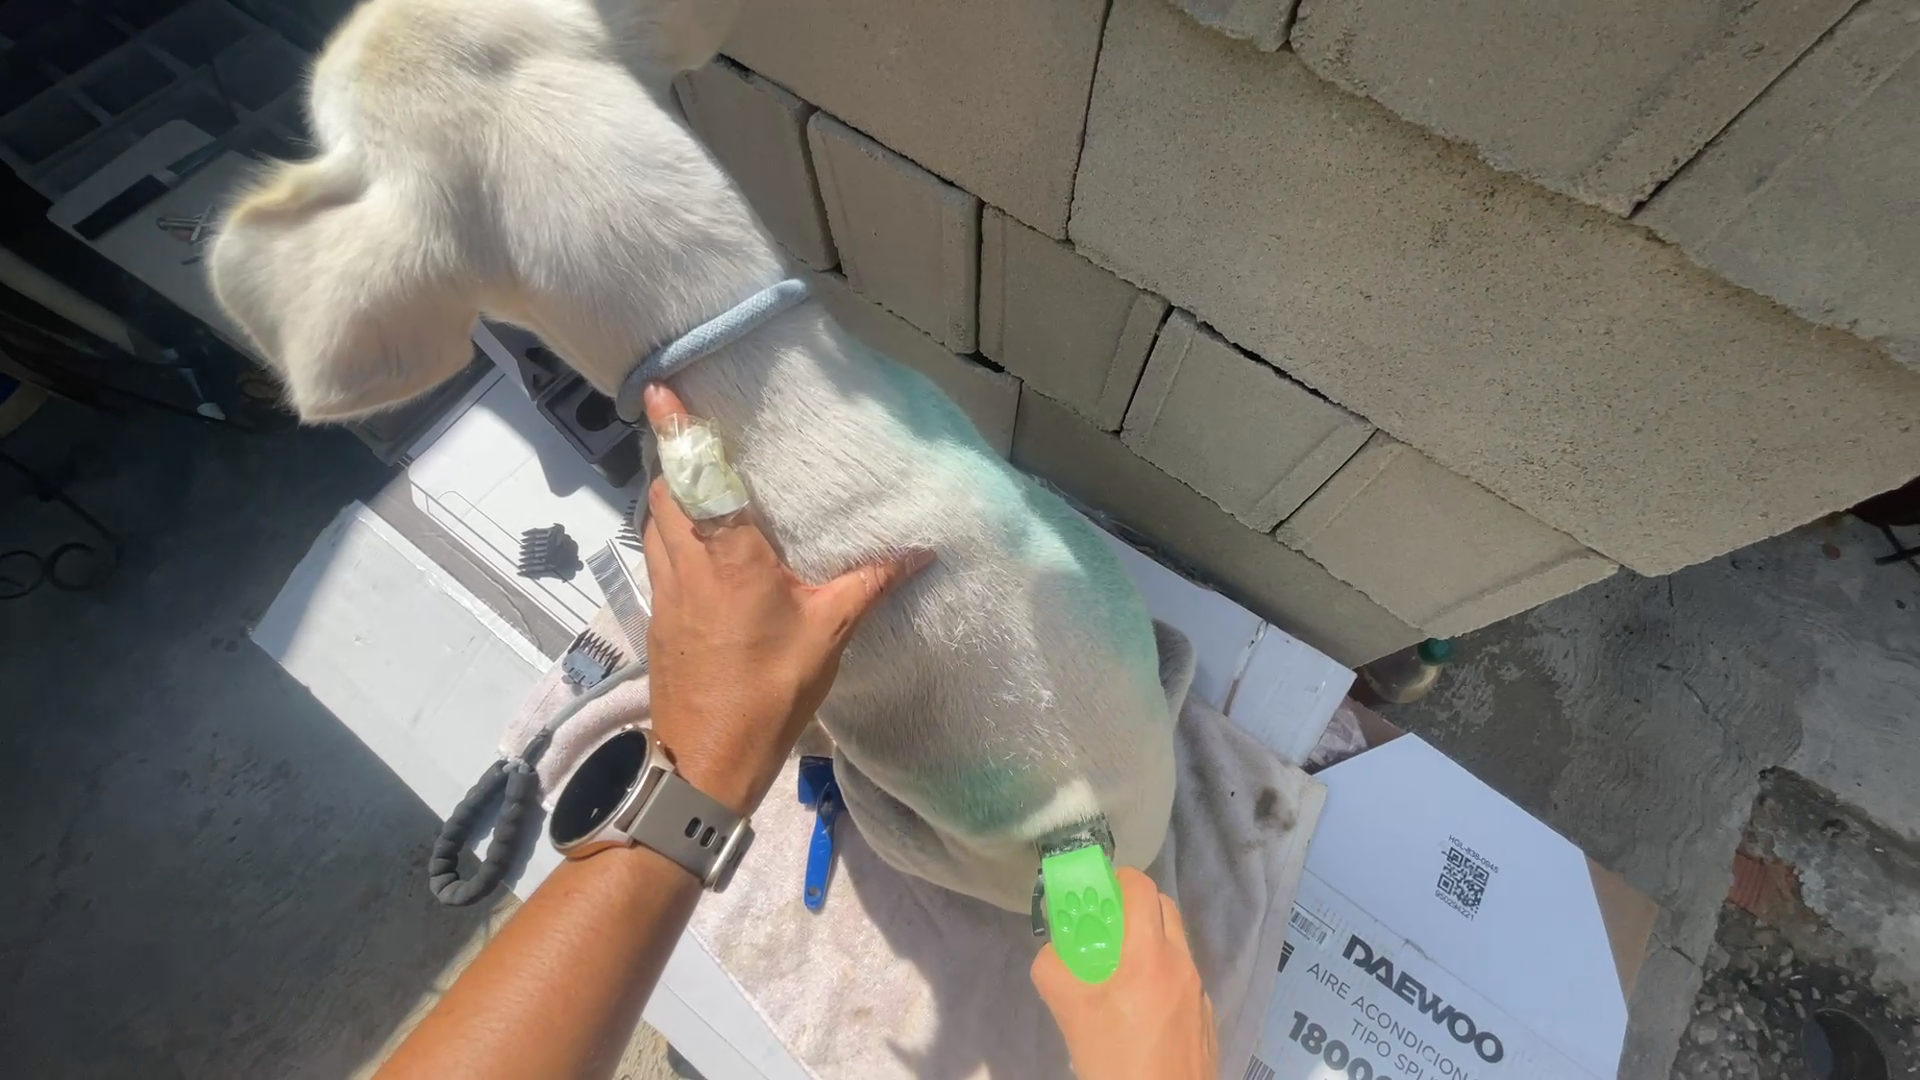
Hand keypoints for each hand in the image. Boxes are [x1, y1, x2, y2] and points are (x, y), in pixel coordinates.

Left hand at [640, 383, 932, 815]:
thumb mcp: (830, 632)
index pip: (698, 479)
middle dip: (675, 457)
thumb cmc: (771, 689)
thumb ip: (870, 583)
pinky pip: (657, 553)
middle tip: (697, 434)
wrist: (706, 759)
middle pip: (664, 491)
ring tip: (699, 480)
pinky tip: (700, 543)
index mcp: (730, 557)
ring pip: (653, 522)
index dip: (678, 431)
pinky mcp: (659, 615)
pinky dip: (669, 529)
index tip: (660, 388)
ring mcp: (665, 590)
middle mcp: (687, 562)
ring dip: (668, 493)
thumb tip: (921, 551)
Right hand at [1033, 868, 1218, 1079]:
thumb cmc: (1114, 1059)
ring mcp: (1200, 994)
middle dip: (1137, 905)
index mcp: (1149, 953)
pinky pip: (1185, 979)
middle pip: (1165, 908)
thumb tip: (1052, 951)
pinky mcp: (1209, 1022)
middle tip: (1108, 925)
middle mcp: (1181, 964)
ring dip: (1151, 941)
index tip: (1100, 890)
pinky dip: (1164, 976)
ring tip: (1122, 972)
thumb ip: (1052, 967)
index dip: (1120, 878)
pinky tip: (1143, 1012)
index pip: (1142, 889)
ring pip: (1177, 945)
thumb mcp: (1068, 1010)